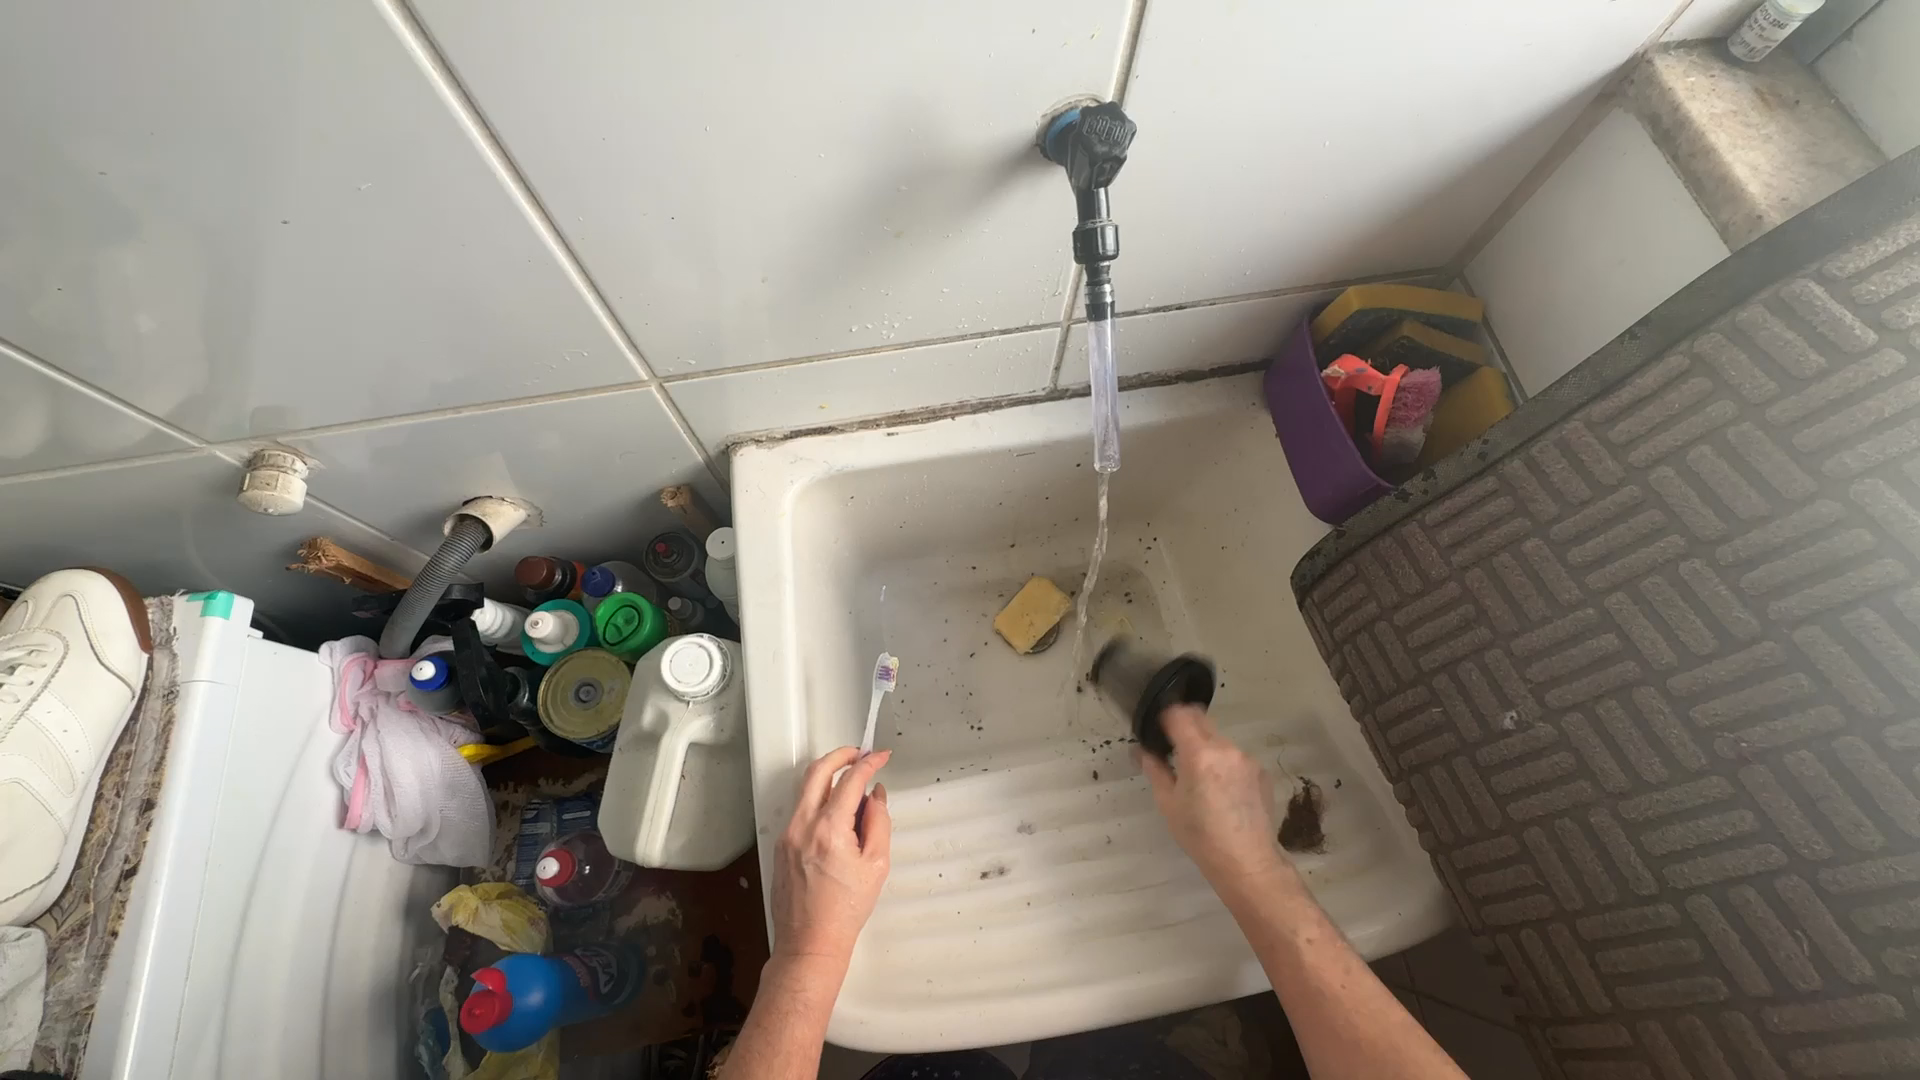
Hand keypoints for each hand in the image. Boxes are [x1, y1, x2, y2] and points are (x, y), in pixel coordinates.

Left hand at [770, 746, 891, 962]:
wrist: (810, 943)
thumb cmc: (844, 911)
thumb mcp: (876, 865)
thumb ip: (879, 822)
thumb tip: (875, 796)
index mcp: (828, 830)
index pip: (850, 780)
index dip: (869, 763)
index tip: (880, 757)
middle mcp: (802, 826)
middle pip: (818, 770)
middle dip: (841, 755)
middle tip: (860, 753)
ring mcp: (788, 834)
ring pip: (806, 787)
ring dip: (829, 776)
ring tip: (852, 783)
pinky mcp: (781, 844)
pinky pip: (801, 809)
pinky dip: (820, 799)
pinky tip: (838, 813)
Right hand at [1139, 706, 1285, 889]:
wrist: (1247, 862)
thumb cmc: (1200, 836)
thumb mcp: (1168, 803)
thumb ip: (1154, 769)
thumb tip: (1141, 750)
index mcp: (1199, 754)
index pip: (1179, 714)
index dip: (1165, 716)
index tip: (1158, 729)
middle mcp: (1226, 749)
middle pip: (1201, 720)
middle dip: (1185, 727)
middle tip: (1173, 748)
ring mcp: (1247, 759)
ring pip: (1219, 738)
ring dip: (1205, 746)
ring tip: (1199, 776)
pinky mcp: (1261, 771)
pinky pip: (1235, 756)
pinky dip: (1223, 762)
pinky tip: (1221, 789)